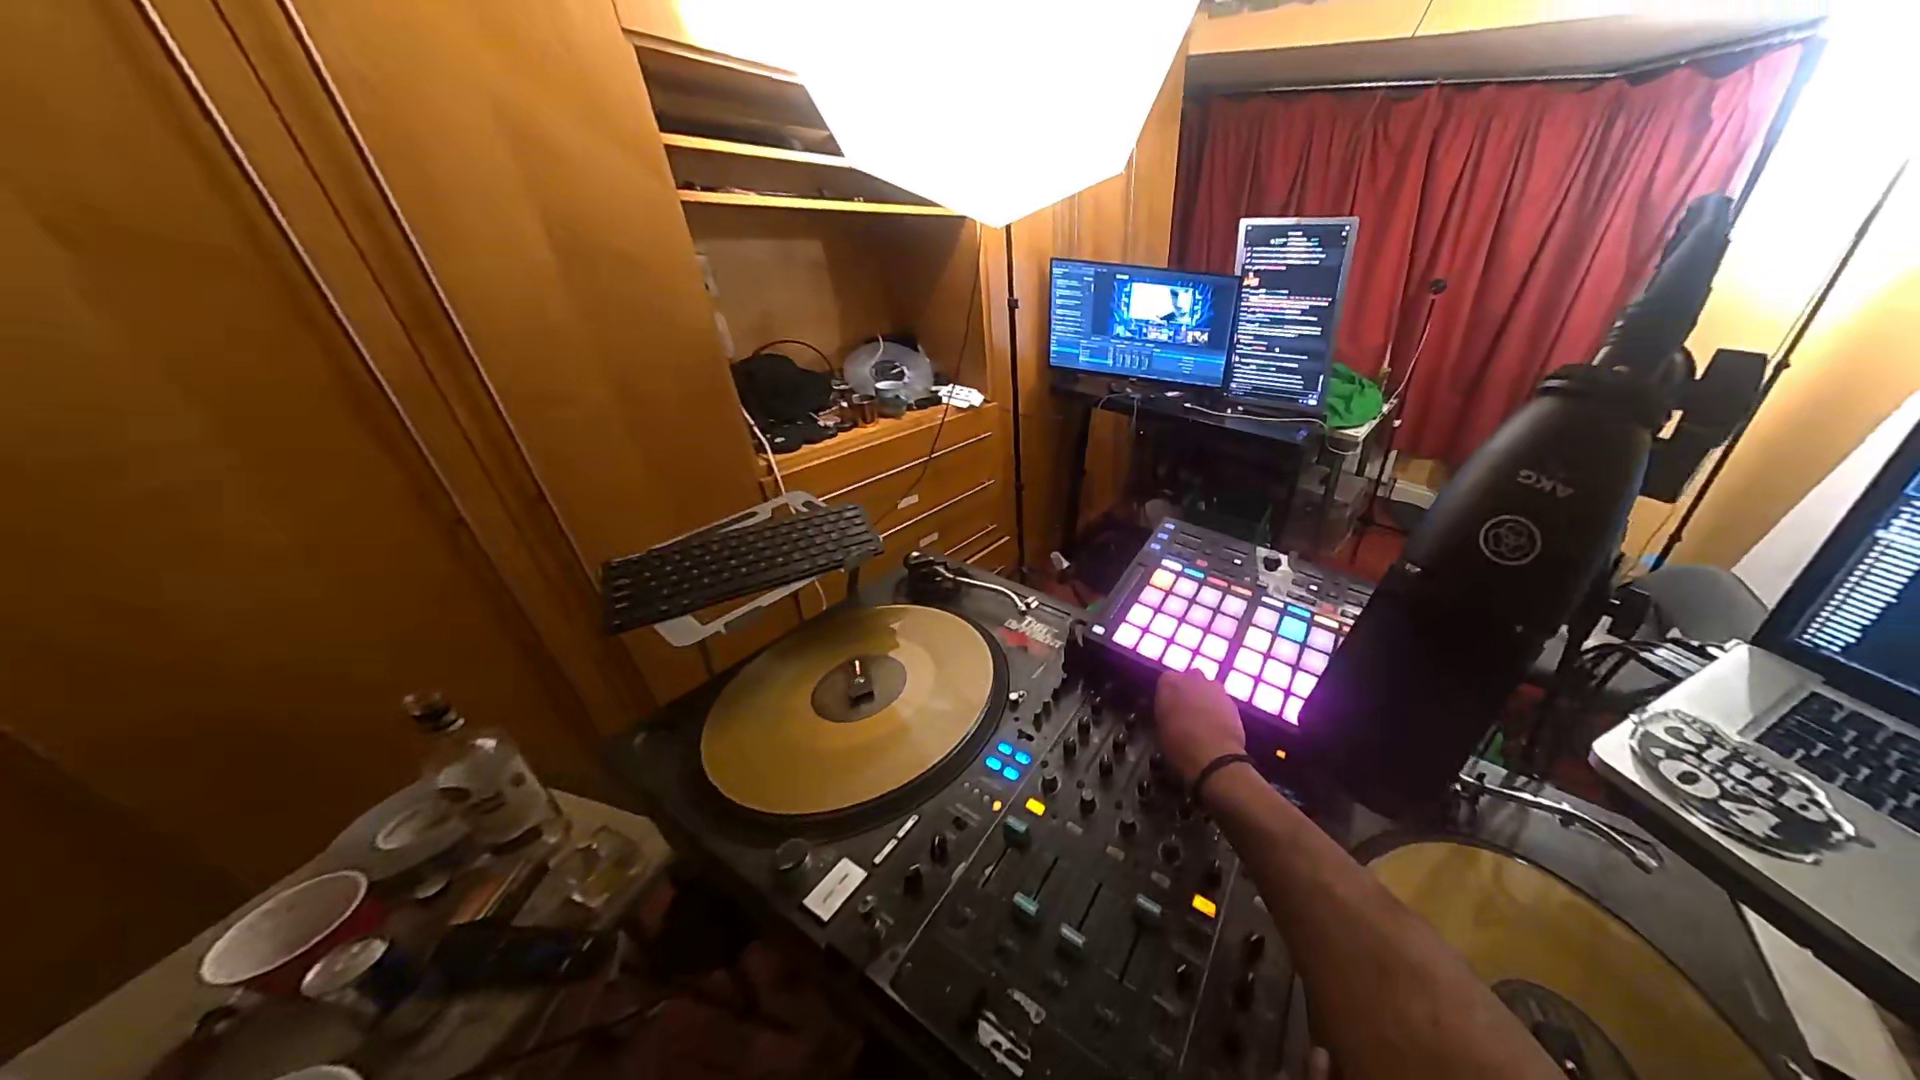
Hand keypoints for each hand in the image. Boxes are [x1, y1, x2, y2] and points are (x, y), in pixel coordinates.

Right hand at [1153, 670, 1246, 786]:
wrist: (1213, 756)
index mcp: (1169, 682)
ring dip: (1205, 699)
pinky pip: (1222, 702)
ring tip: (1203, 719)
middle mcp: (1192, 678)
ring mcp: (1215, 688)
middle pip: (1190, 680)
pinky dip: (1219, 710)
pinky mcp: (1232, 701)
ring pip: (1208, 689)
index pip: (1165, 681)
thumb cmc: (1177, 743)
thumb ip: (1164, 712)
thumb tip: (1168, 715)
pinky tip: (1217, 726)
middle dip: (1188, 692)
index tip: (1167, 708)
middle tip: (1185, 711)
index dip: (1168, 695)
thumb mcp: (1159, 728)